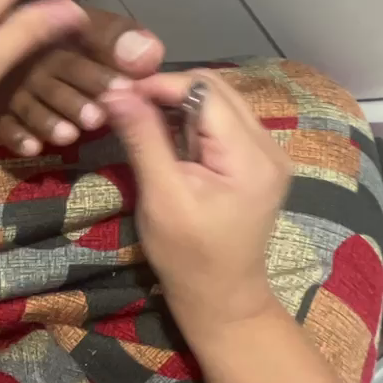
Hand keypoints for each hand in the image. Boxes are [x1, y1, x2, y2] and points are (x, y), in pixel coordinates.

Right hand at [0, 6, 164, 155]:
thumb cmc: (59, 42)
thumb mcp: (91, 32)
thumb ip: (120, 41)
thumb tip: (149, 55)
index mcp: (55, 35)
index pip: (77, 54)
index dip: (99, 73)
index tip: (123, 90)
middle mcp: (27, 60)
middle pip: (49, 80)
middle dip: (73, 100)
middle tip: (95, 119)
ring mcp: (5, 87)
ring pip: (26, 104)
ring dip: (47, 120)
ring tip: (69, 136)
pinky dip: (14, 136)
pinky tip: (32, 148)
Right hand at [101, 70, 292, 342]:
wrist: (221, 297)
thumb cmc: (187, 254)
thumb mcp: (160, 195)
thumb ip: (142, 138)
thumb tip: (114, 91)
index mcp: (250, 155)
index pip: (204, 90)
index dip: (159, 84)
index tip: (118, 94)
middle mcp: (268, 145)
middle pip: (215, 87)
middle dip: (167, 88)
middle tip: (126, 103)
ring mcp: (266, 151)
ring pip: (217, 99)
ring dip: (177, 101)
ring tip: (140, 117)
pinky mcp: (255, 159)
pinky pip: (220, 118)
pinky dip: (189, 117)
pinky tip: (164, 134)